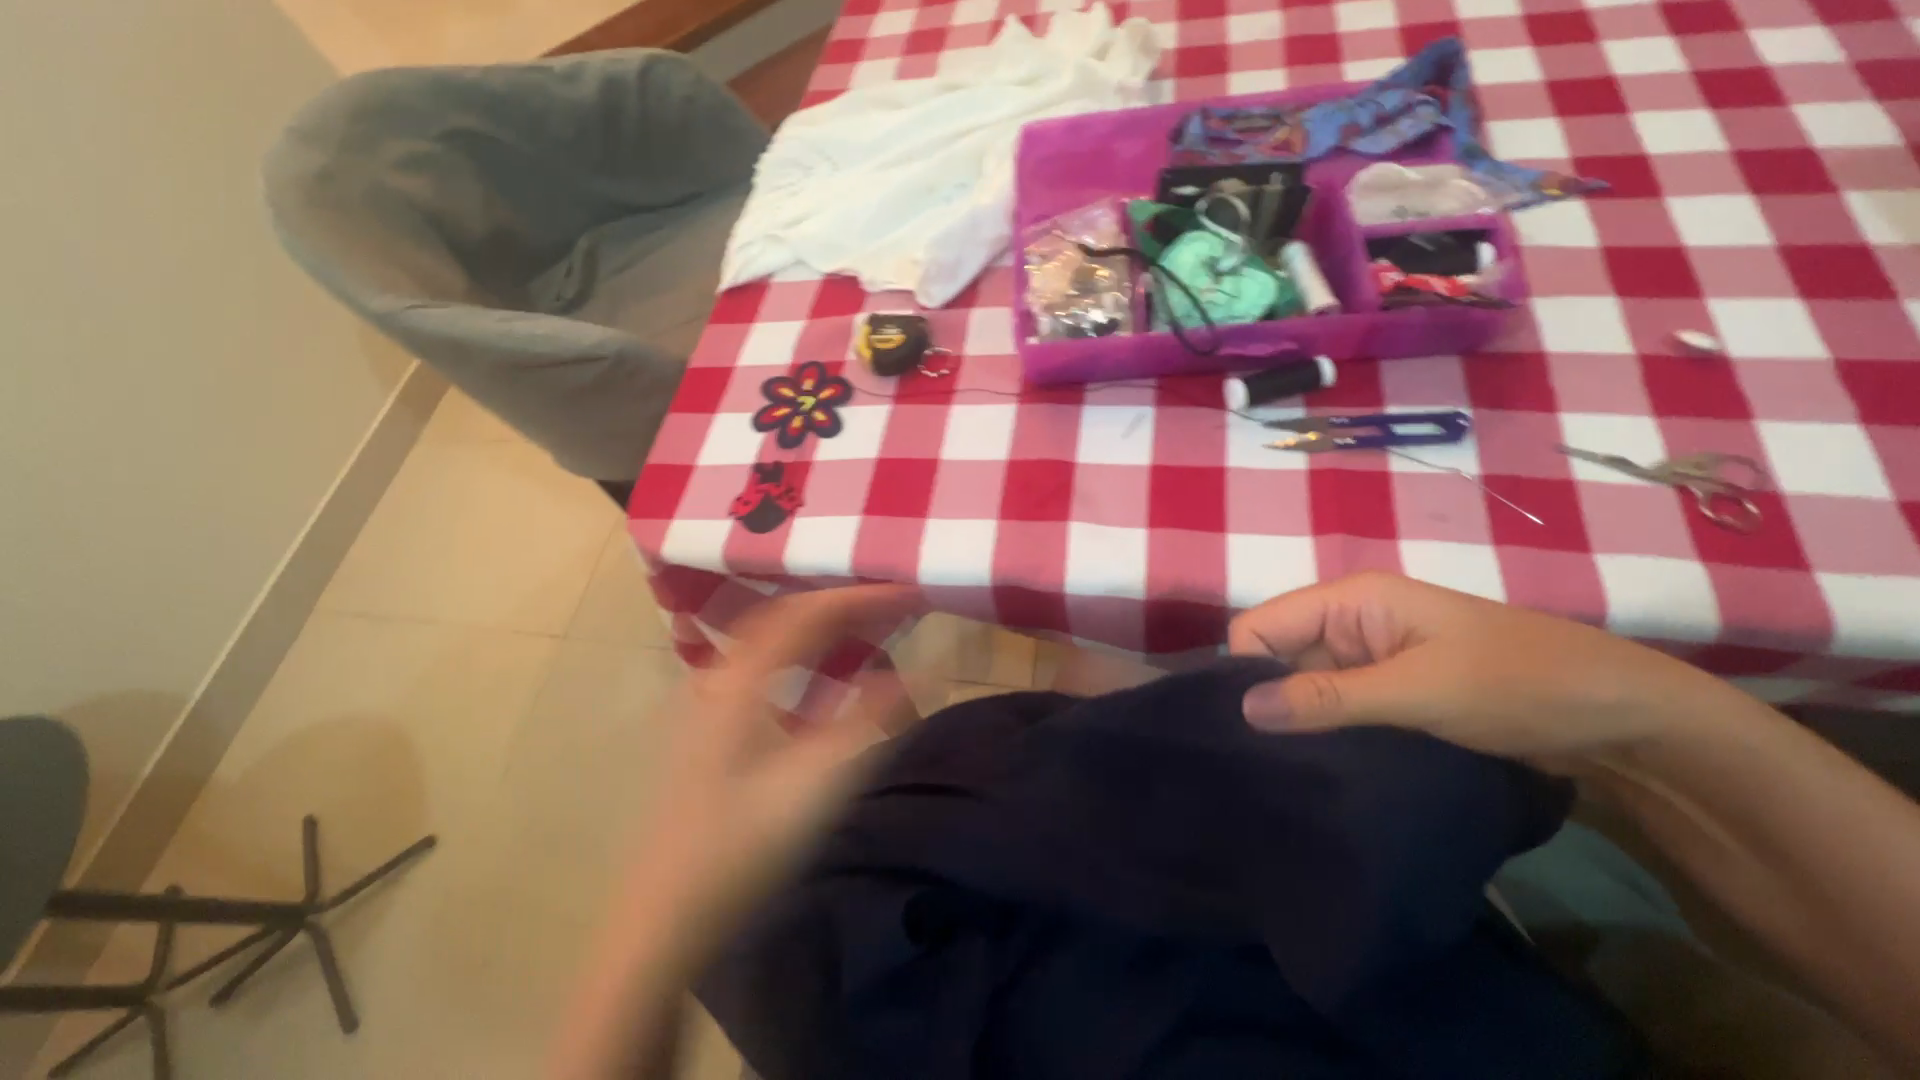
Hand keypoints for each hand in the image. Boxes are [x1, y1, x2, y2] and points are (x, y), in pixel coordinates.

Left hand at [632, 585, 922, 927]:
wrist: (665, 913)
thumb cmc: (742, 846)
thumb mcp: (816, 782)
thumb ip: (869, 720)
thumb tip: (918, 672)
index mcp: (739, 681)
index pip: (806, 614)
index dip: (861, 598)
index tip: (910, 593)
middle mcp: (717, 679)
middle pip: (782, 618)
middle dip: (840, 606)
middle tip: (894, 606)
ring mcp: (705, 705)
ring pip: (767, 644)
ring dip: (817, 630)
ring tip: (864, 630)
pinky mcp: (704, 732)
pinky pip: (759, 670)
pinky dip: (798, 659)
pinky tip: (815, 682)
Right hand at [1228, 572, 1743, 766]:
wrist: (1619, 717)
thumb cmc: (1518, 683)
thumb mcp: (1419, 690)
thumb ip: (1327, 698)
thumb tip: (1242, 710)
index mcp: (1351, 600)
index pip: (1260, 628)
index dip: (1244, 674)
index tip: (1243, 733)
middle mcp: (1352, 622)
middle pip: (1277, 658)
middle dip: (1269, 703)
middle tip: (1263, 763)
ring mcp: (1373, 659)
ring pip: (1305, 688)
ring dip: (1300, 724)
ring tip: (1289, 772)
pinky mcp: (1393, 693)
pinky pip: (1338, 709)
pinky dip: (1328, 735)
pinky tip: (1324, 768)